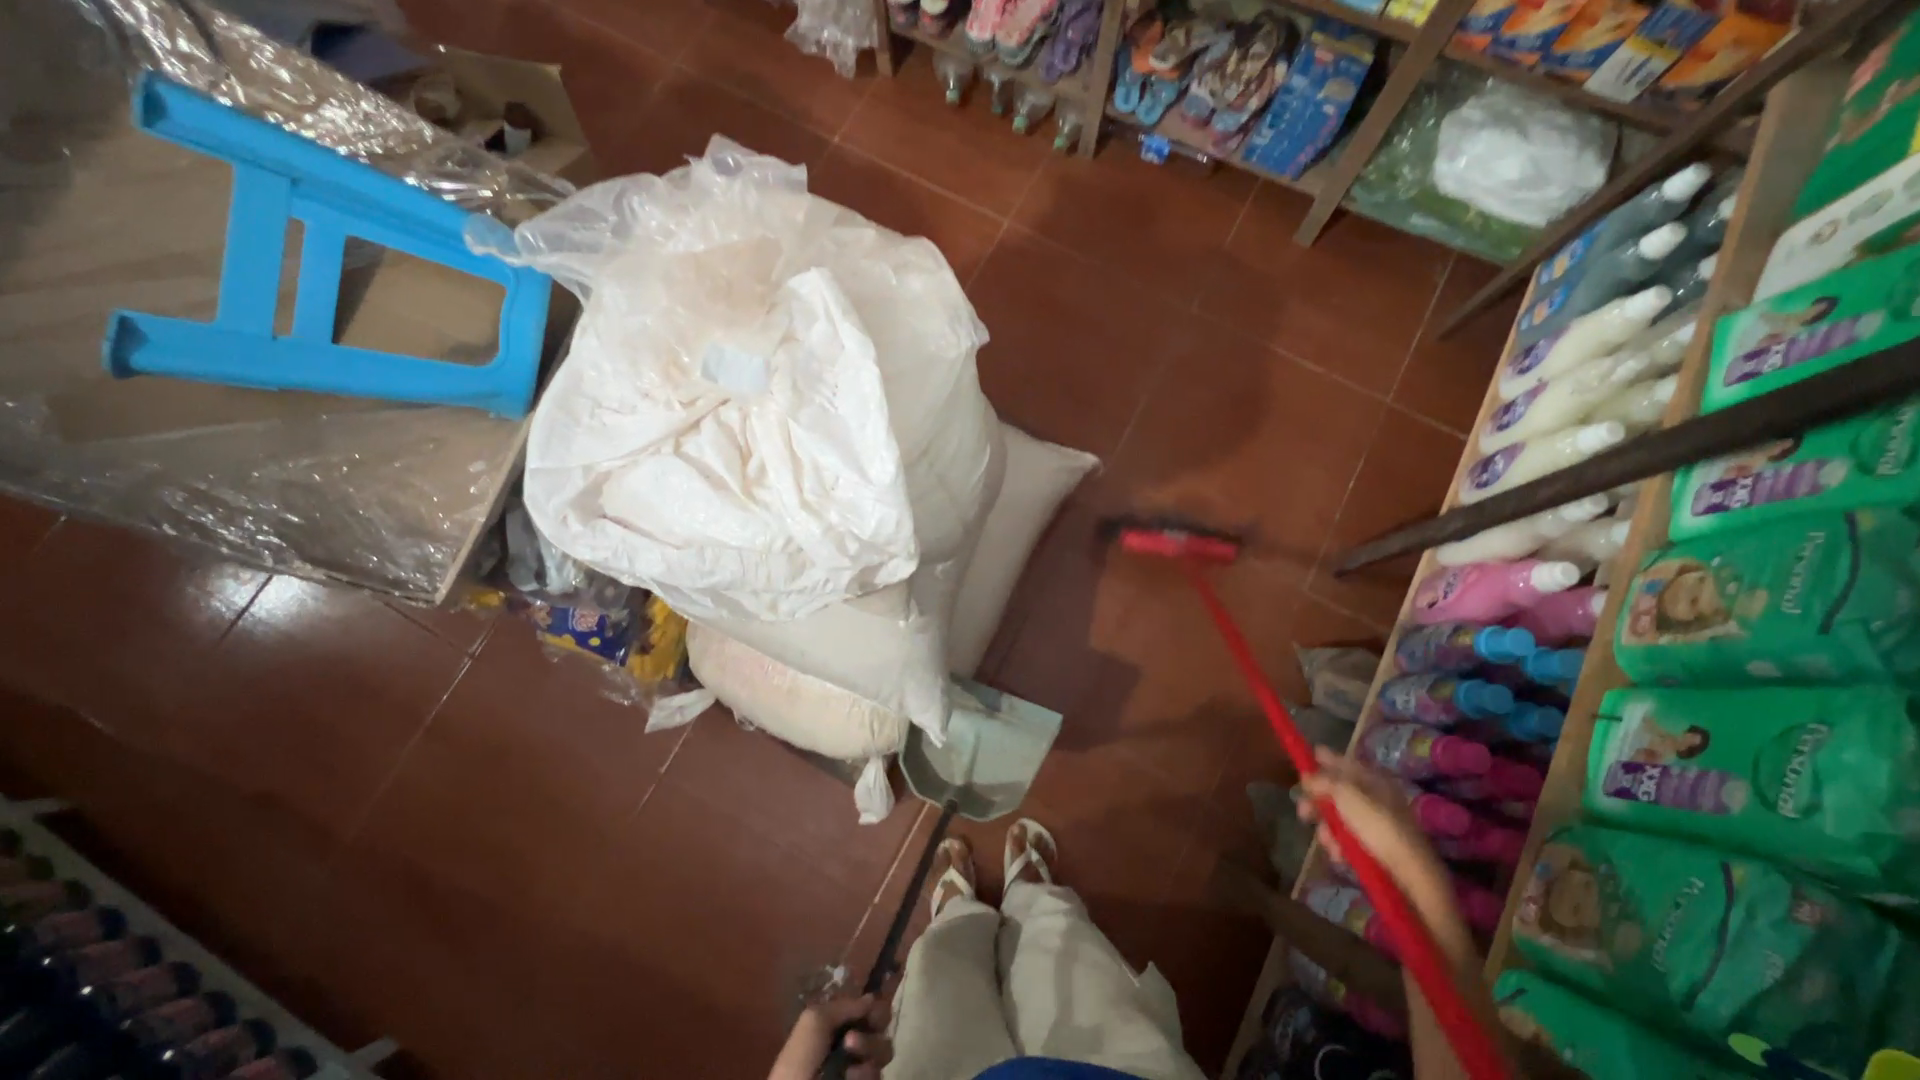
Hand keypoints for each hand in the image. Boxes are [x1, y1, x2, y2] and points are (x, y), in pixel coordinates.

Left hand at [767, 993, 891, 1079]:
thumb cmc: (800, 1058)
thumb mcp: (813, 1021)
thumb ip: (843, 1006)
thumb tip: (871, 999)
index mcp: (839, 1024)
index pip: (869, 1010)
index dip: (874, 1010)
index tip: (871, 1013)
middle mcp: (852, 1043)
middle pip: (882, 1030)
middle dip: (869, 1035)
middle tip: (850, 1041)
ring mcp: (859, 1066)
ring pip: (884, 1052)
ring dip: (868, 1054)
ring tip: (849, 1069)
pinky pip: (879, 1075)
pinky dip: (867, 1075)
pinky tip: (851, 1078)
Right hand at [1297, 747, 1450, 906]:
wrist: (1410, 873)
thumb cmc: (1379, 827)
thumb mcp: (1348, 797)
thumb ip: (1325, 782)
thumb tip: (1307, 775)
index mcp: (1374, 781)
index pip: (1346, 763)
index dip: (1326, 759)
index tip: (1308, 756)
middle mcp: (1375, 799)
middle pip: (1337, 794)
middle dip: (1318, 804)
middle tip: (1303, 812)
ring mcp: (1375, 825)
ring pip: (1339, 820)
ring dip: (1327, 830)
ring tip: (1328, 842)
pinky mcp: (1374, 848)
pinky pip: (1347, 840)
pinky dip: (1339, 846)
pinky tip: (1339, 855)